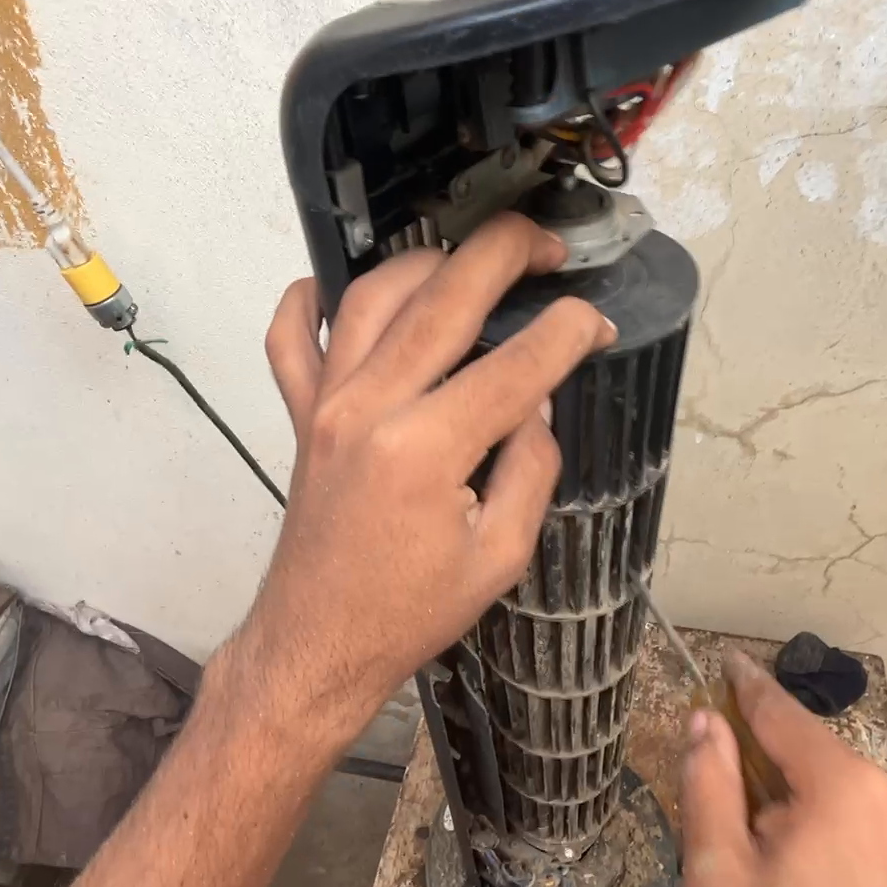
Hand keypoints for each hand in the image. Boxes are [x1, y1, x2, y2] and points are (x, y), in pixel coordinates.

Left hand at [250, 214, 616, 739]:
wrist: (321, 642)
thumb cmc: (412, 612)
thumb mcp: (501, 556)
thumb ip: (531, 468)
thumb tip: (535, 405)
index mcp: (427, 450)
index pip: (516, 365)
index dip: (567, 333)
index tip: (596, 323)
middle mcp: (369, 407)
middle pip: (444, 298)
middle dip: (504, 254)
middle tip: (546, 245)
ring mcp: (325, 404)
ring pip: (372, 296)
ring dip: (427, 262)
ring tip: (470, 258)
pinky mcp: (300, 416)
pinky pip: (290, 338)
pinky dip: (309, 302)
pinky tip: (336, 290)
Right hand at [682, 651, 886, 886]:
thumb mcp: (721, 880)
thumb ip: (708, 787)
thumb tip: (703, 722)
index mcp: (846, 788)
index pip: (783, 716)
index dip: (748, 686)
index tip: (730, 661)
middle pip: (816, 770)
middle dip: (777, 794)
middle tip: (752, 862)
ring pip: (852, 808)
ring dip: (817, 828)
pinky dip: (856, 855)